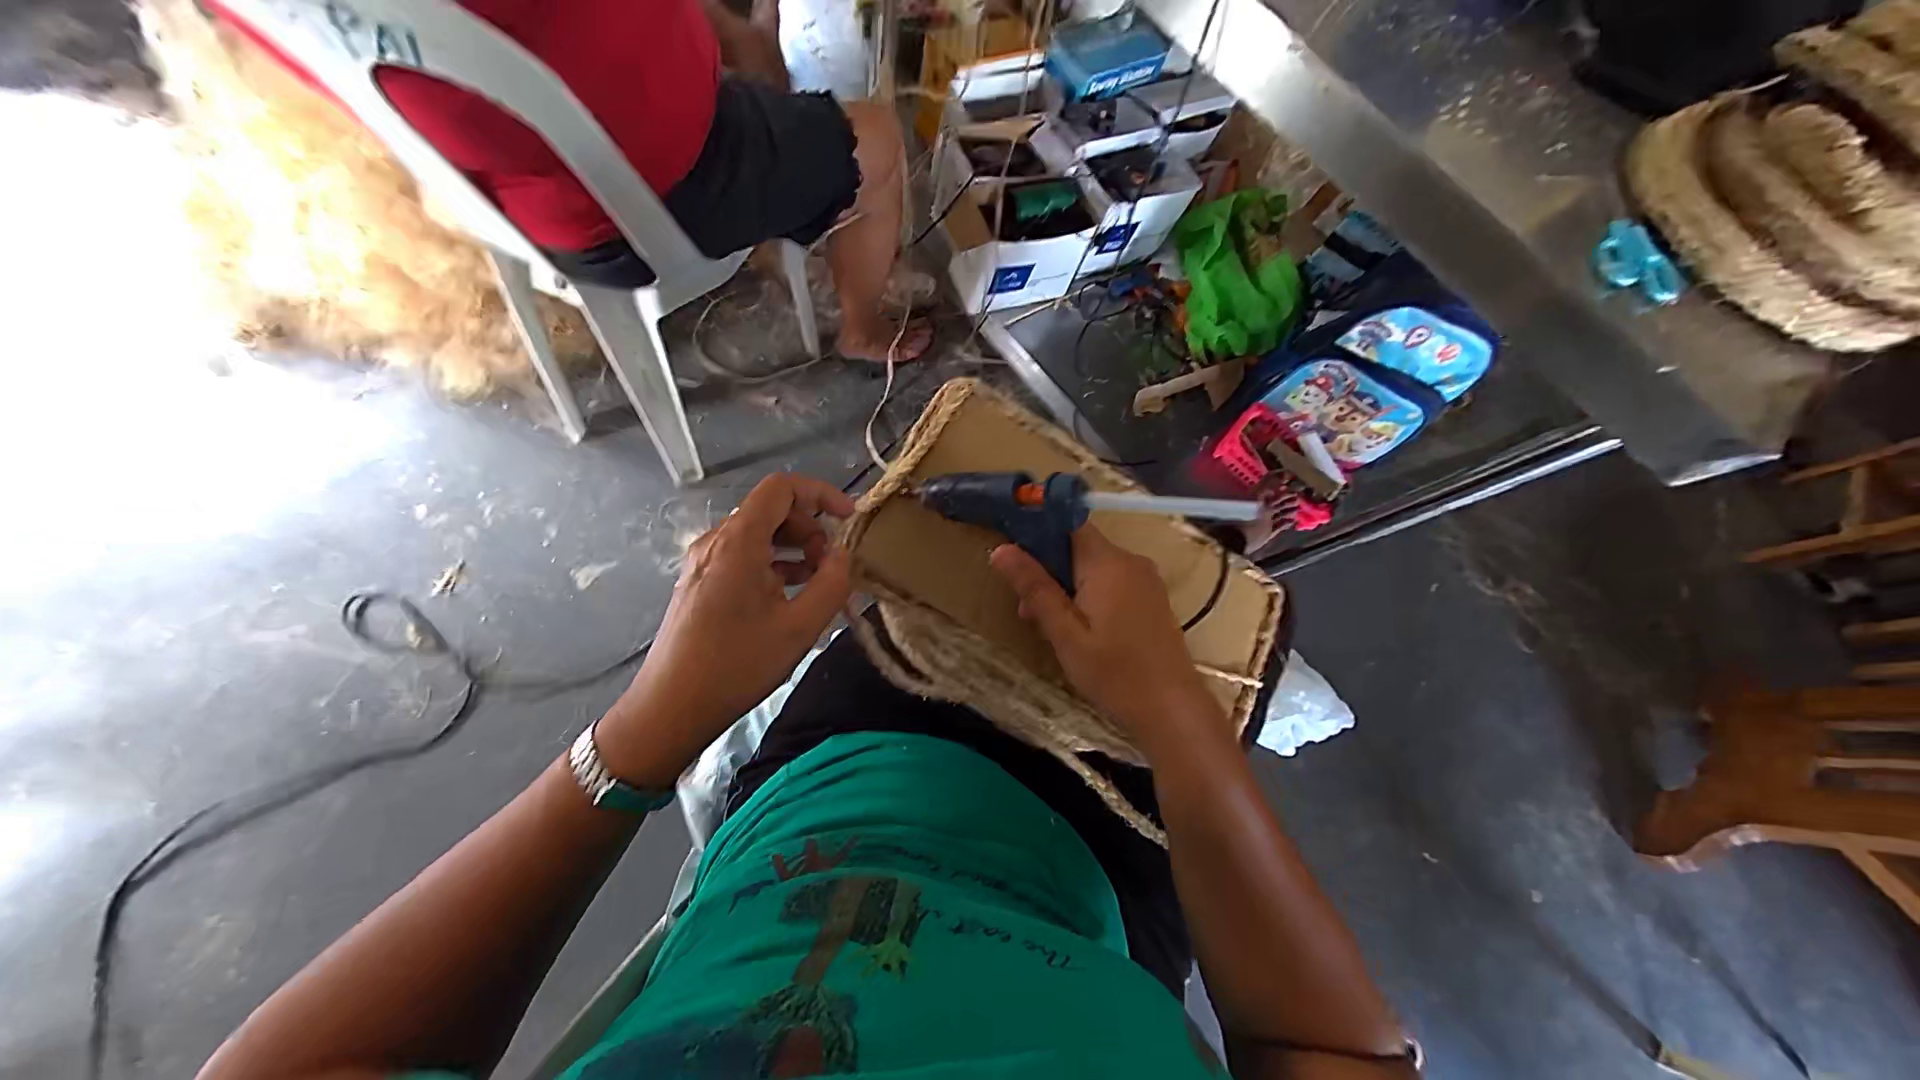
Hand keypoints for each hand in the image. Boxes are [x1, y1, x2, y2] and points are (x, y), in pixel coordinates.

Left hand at [596, 474, 854, 786]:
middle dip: (810, 528)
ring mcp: (704, 561)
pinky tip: (790, 594)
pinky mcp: (700, 581)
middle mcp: (716, 541)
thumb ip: (832, 583)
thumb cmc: (737, 665)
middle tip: (832, 565)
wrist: (671, 706)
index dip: (821, 494)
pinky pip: (744, 556)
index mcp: (739, 542)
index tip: (850, 518)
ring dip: (794, 548)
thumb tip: (843, 555)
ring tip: (817, 582)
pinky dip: (774, 564)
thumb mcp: (800, 627)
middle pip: (771, 509)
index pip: (782, 488)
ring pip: (758, 534)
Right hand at [989, 525, 1223, 754]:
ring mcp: (1145, 580)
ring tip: (1046, 627)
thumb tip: (1001, 549)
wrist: (1173, 711)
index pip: (1067, 524)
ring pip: (1093, 567)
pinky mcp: (1150, 600)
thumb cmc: (1114, 673)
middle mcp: (1130, 561)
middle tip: (1025, 610)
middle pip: (1078, 547)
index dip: (1037, 532)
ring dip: (1065, 587)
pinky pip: (1111, 583)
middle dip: (1047, 570)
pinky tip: (1077, 630)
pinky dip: (1087, 596)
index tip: (1013, 557)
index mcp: (1108, 562)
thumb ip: (1035, 588)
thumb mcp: (1065, 633)